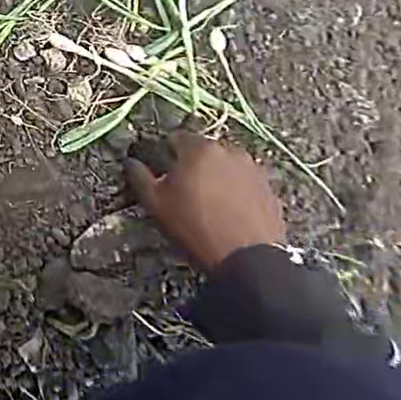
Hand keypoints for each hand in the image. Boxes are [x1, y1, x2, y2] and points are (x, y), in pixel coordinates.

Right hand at [124, 132, 284, 269]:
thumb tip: (130, 162)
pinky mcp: (270, 190)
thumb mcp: (156, 203)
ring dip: (216, 177)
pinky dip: (237, 191)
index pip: (175, 138)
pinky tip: (231, 213)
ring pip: (226, 166)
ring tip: (211, 205)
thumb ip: (139, 176)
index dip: (166, 156)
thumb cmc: (196, 227)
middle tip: (186, 192)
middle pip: (203, 151)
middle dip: (193, 166)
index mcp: (199, 148)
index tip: (164, 176)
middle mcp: (229, 151)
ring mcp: (253, 170)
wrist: (250, 261)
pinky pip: (245, 183)